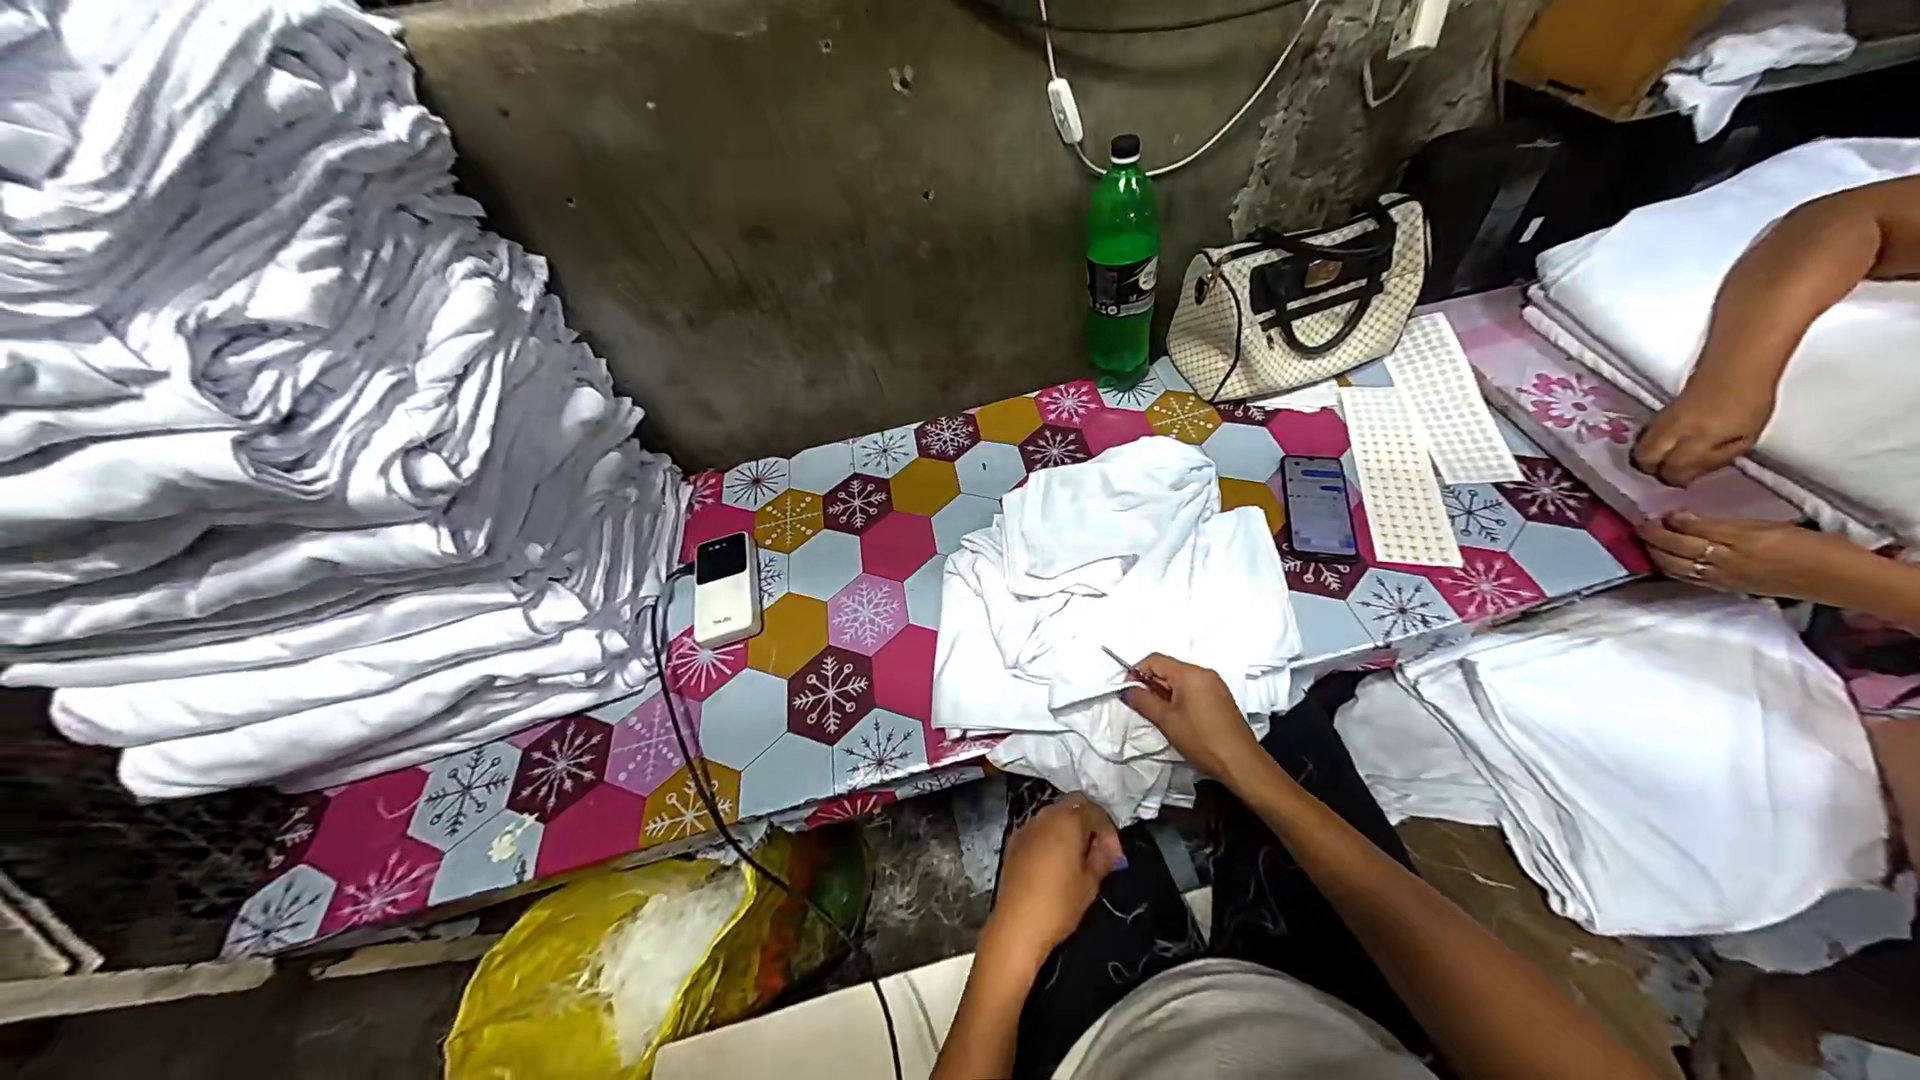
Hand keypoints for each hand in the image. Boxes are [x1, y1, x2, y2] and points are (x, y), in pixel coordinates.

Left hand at [984, 794, 1121, 961]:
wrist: (1016, 924)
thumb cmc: (1059, 904)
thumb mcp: (1090, 883)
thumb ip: (1103, 857)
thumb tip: (1110, 844)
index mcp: (1067, 821)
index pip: (1095, 810)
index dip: (1109, 830)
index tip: (1114, 853)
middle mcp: (1045, 816)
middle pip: (1073, 804)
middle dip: (1089, 821)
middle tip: (1098, 849)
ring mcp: (1026, 826)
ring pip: (1054, 814)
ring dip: (1069, 826)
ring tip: (1078, 855)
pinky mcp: (1013, 840)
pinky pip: (1038, 828)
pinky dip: (1051, 835)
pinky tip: (1055, 860)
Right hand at [1121, 653, 1261, 782]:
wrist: (1240, 763)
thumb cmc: (1200, 739)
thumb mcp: (1165, 720)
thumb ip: (1142, 700)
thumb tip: (1126, 690)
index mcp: (1190, 673)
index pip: (1155, 660)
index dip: (1136, 671)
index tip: (1128, 690)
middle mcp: (1204, 673)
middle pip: (1169, 668)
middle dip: (1151, 683)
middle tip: (1142, 705)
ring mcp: (1216, 685)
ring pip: (1181, 680)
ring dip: (1165, 691)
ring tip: (1159, 714)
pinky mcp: (1221, 698)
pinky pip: (1194, 689)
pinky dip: (1180, 697)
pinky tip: (1177, 717)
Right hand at [1632, 385, 1773, 486]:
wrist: (1735, 371)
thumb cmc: (1750, 403)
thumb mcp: (1746, 437)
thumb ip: (1718, 458)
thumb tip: (1692, 474)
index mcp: (1701, 438)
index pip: (1674, 468)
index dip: (1677, 479)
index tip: (1684, 481)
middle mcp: (1674, 431)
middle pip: (1646, 459)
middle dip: (1653, 470)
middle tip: (1667, 472)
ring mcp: (1661, 422)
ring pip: (1639, 449)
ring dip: (1648, 458)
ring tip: (1664, 460)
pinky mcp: (1655, 416)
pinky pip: (1643, 438)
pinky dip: (1648, 446)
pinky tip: (1663, 445)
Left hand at [1635, 513, 1866, 602]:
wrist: (1839, 579)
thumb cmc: (1813, 546)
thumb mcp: (1771, 526)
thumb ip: (1727, 524)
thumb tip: (1686, 518)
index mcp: (1745, 539)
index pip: (1696, 529)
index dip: (1673, 521)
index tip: (1659, 512)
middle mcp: (1728, 560)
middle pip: (1678, 547)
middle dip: (1654, 535)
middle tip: (1641, 524)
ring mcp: (1724, 577)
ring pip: (1675, 565)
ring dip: (1654, 552)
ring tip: (1644, 539)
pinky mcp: (1725, 588)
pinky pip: (1687, 578)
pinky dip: (1667, 567)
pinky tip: (1659, 558)